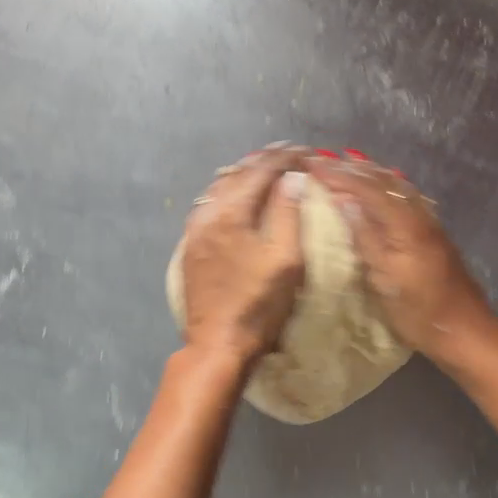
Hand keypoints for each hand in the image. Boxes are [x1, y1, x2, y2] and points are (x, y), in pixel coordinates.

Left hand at [177, 144, 309, 366]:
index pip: (261, 171)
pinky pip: (211, 204)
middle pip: (237, 173)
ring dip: (245, 173)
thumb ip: (288, 212)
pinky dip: (230, 192)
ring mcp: (195, 229)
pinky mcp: (192, 246)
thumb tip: (292, 177)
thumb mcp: (286, 259)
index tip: (306, 151)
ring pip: (221, 187)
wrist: (217, 345)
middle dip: (264, 160)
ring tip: (267, 168)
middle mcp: (207, 212)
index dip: (285, 158)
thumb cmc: (259, 304)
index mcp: (230, 211)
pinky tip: (240, 196)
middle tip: (289, 153)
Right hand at [306, 154, 496, 362]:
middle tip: (321, 160)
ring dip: (366, 171)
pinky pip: (402, 193)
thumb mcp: (385, 280)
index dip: (338, 174)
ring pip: (394, 183)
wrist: (467, 332)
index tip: (311, 165)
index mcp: (405, 224)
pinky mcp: (431, 229)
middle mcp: (418, 213)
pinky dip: (382, 183)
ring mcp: (428, 220)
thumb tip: (342, 200)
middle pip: (382, 180)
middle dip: (350, 167)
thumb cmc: (420, 313)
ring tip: (342, 164)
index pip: (366, 188)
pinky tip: (375, 185)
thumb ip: (365, 237)